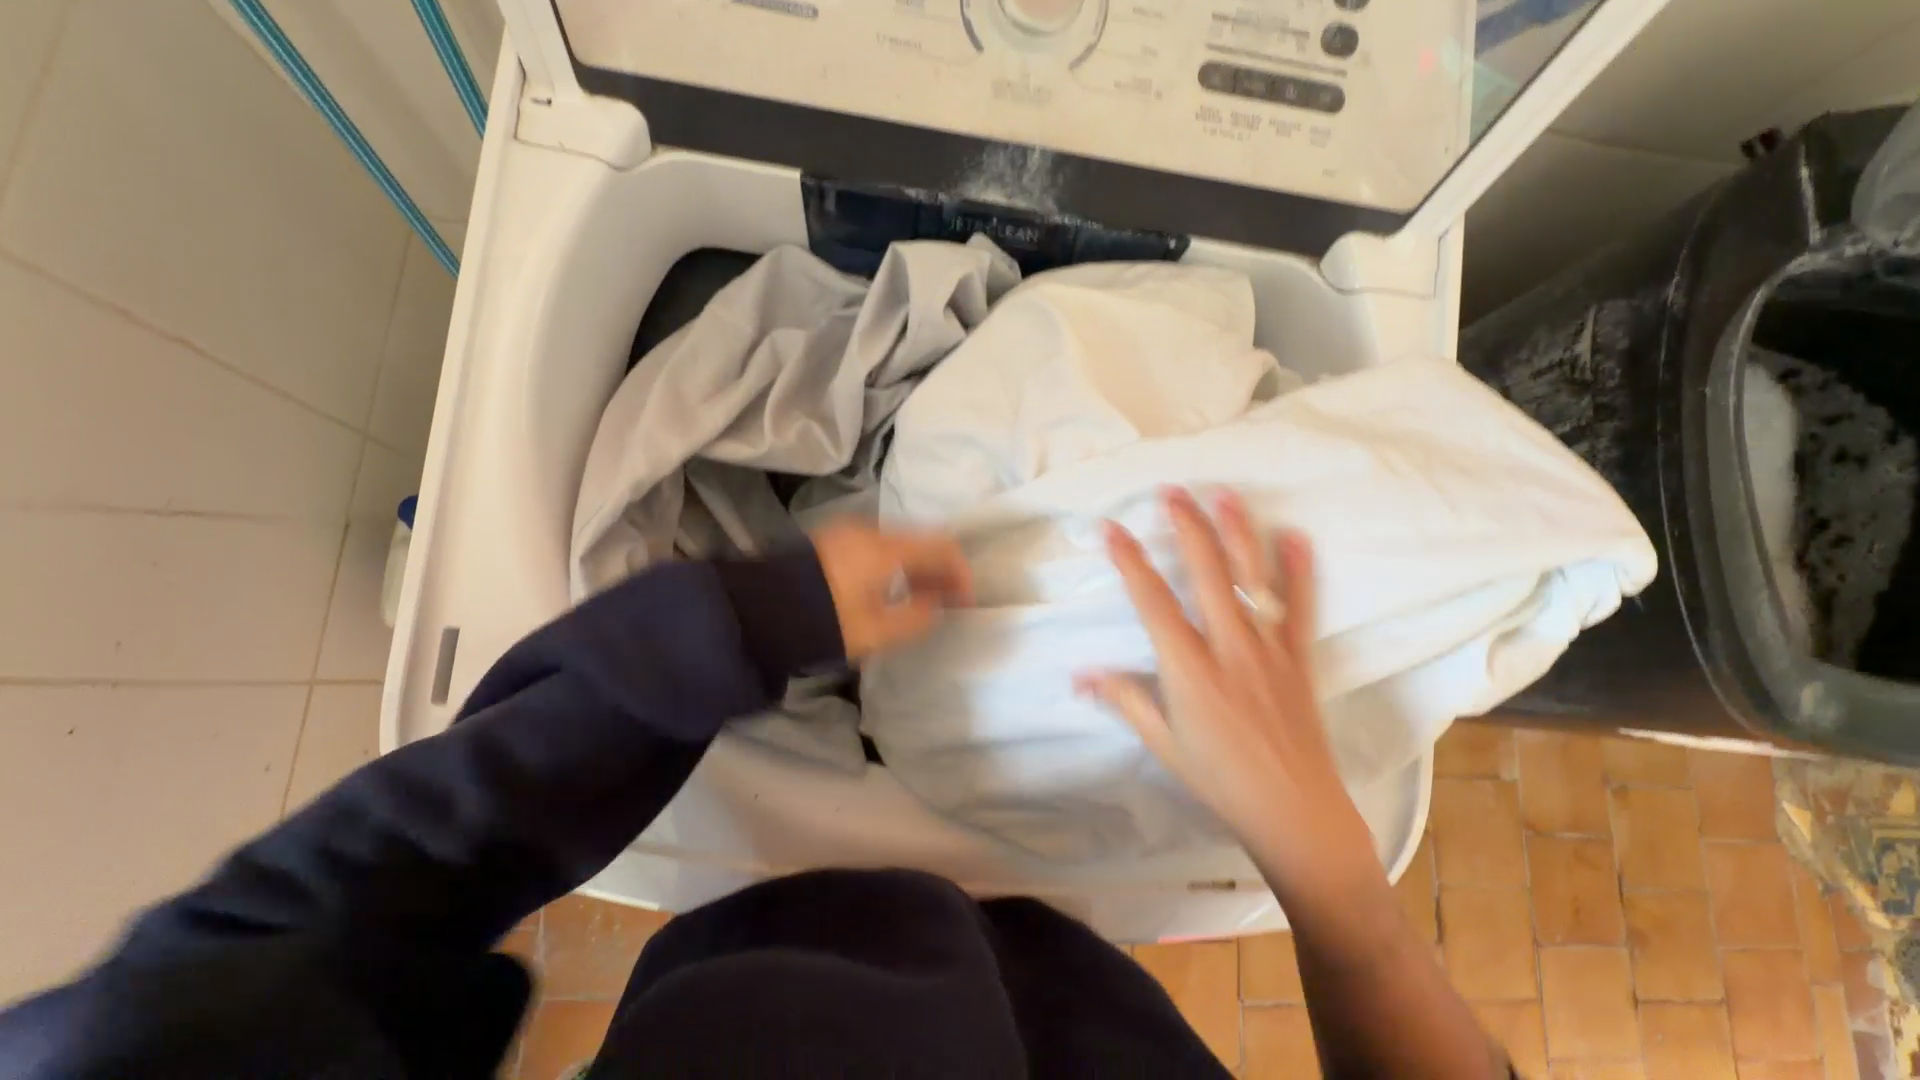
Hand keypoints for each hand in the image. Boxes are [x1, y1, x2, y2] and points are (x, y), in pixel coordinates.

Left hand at [811, 521, 973, 661]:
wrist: (759, 611)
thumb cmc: (824, 623)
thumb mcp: (876, 632)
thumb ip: (916, 618)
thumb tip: (938, 605)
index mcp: (886, 548)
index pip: (941, 547)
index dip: (960, 573)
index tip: (966, 602)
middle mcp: (870, 530)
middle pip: (920, 541)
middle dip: (938, 570)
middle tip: (948, 601)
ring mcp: (847, 531)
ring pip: (897, 543)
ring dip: (914, 567)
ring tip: (919, 598)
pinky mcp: (829, 540)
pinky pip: (875, 546)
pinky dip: (892, 563)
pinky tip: (888, 588)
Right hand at [1076, 488, 1375, 891]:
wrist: (1295, 810)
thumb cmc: (1220, 780)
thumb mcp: (1163, 743)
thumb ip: (1125, 700)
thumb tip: (1080, 675)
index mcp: (1189, 670)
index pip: (1152, 602)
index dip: (1130, 561)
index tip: (1111, 528)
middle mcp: (1229, 648)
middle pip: (1206, 574)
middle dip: (1186, 528)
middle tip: (1172, 492)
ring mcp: (1270, 649)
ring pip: (1252, 579)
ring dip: (1237, 533)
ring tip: (1224, 495)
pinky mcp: (1299, 658)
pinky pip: (1299, 606)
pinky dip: (1297, 570)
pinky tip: (1293, 536)